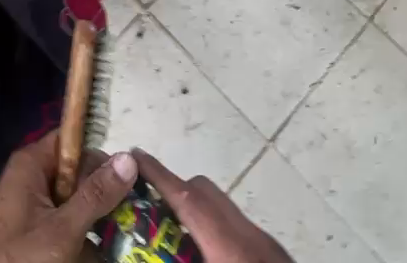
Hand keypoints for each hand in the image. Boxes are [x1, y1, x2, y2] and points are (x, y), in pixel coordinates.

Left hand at [0, 134, 137, 262]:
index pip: (72, 140)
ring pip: (76, 201)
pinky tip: (103, 249)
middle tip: (130, 211)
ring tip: (124, 230)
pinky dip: (83, 235)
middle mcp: (31, 178)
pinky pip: (66, 222)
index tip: (129, 176)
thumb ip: (95, 195)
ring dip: (97, 217)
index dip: (100, 155)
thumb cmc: (20, 258)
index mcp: (31, 163)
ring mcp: (33, 206)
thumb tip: (129, 157)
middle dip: (103, 192)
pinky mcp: (36, 230)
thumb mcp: (62, 229)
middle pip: (78, 172)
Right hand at [134, 151, 292, 262]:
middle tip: (145, 208)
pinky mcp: (274, 256)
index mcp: (230, 250)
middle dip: (173, 190)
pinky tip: (205, 258)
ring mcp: (266, 245)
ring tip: (171, 238)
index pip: (188, 197)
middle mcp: (250, 238)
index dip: (157, 174)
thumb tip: (152, 251)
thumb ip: (181, 257)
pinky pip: (237, 229)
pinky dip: (214, 232)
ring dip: (195, 213)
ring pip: (223, 210)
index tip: (132, 155)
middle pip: (205, 192)